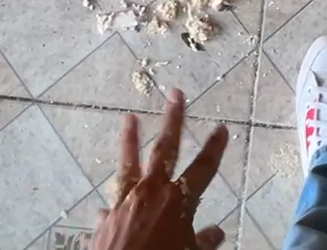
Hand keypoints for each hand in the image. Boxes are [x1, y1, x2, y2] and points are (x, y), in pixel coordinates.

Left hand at [93, 88, 229, 249]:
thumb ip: (203, 243)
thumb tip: (216, 232)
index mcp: (177, 202)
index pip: (202, 169)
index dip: (214, 149)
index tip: (222, 127)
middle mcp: (151, 194)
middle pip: (165, 150)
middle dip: (173, 120)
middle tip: (176, 92)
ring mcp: (124, 205)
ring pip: (129, 165)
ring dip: (130, 140)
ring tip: (128, 117)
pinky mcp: (104, 223)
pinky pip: (110, 208)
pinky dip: (113, 206)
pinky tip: (107, 206)